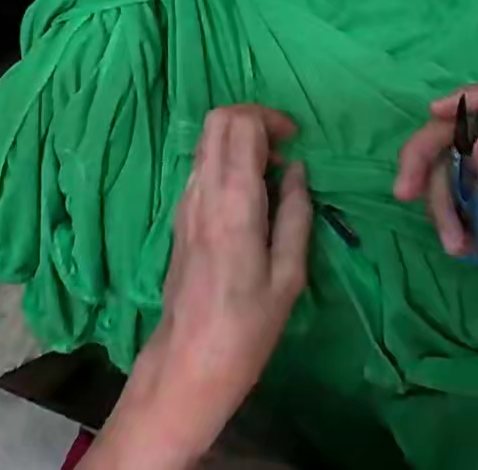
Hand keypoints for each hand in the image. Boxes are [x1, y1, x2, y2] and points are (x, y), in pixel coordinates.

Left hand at [86, 104, 310, 469]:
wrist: (187, 361)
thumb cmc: (247, 325)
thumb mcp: (289, 275)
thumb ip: (296, 214)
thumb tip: (298, 170)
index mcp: (234, 200)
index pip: (241, 124)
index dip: (270, 119)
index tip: (295, 141)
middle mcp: (204, 188)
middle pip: (218, 118)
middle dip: (253, 118)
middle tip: (281, 146)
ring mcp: (186, 198)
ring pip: (206, 138)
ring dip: (239, 137)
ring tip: (270, 170)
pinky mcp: (180, 212)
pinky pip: (201, 163)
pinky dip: (226, 157)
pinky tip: (248, 192)